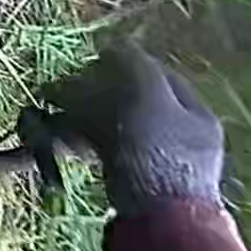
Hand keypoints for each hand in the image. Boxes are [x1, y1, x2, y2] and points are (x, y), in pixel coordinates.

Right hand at [47, 44, 224, 214]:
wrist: (155, 206)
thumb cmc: (155, 146)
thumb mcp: (150, 97)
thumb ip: (139, 66)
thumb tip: (122, 44)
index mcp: (194, 112)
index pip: (156, 73)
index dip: (123, 62)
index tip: (92, 60)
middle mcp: (181, 129)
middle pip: (130, 93)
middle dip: (94, 85)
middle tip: (68, 84)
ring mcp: (158, 149)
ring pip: (112, 114)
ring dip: (80, 106)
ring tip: (55, 106)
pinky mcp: (133, 165)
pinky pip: (104, 137)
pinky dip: (82, 130)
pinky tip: (64, 131)